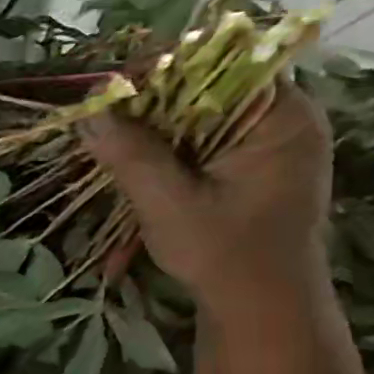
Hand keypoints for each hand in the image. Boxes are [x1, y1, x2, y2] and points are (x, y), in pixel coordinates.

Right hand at [79, 82, 333, 311]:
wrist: (262, 311)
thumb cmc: (226, 257)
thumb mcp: (170, 205)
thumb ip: (131, 155)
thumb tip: (89, 111)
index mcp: (281, 118)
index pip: (222, 63)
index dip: (165, 68)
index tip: (114, 91)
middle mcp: (283, 119)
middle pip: (209, 84)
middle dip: (153, 99)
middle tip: (106, 120)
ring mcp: (270, 141)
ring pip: (201, 110)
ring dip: (155, 123)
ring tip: (114, 140)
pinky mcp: (252, 163)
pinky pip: (204, 135)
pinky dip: (168, 143)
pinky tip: (137, 160)